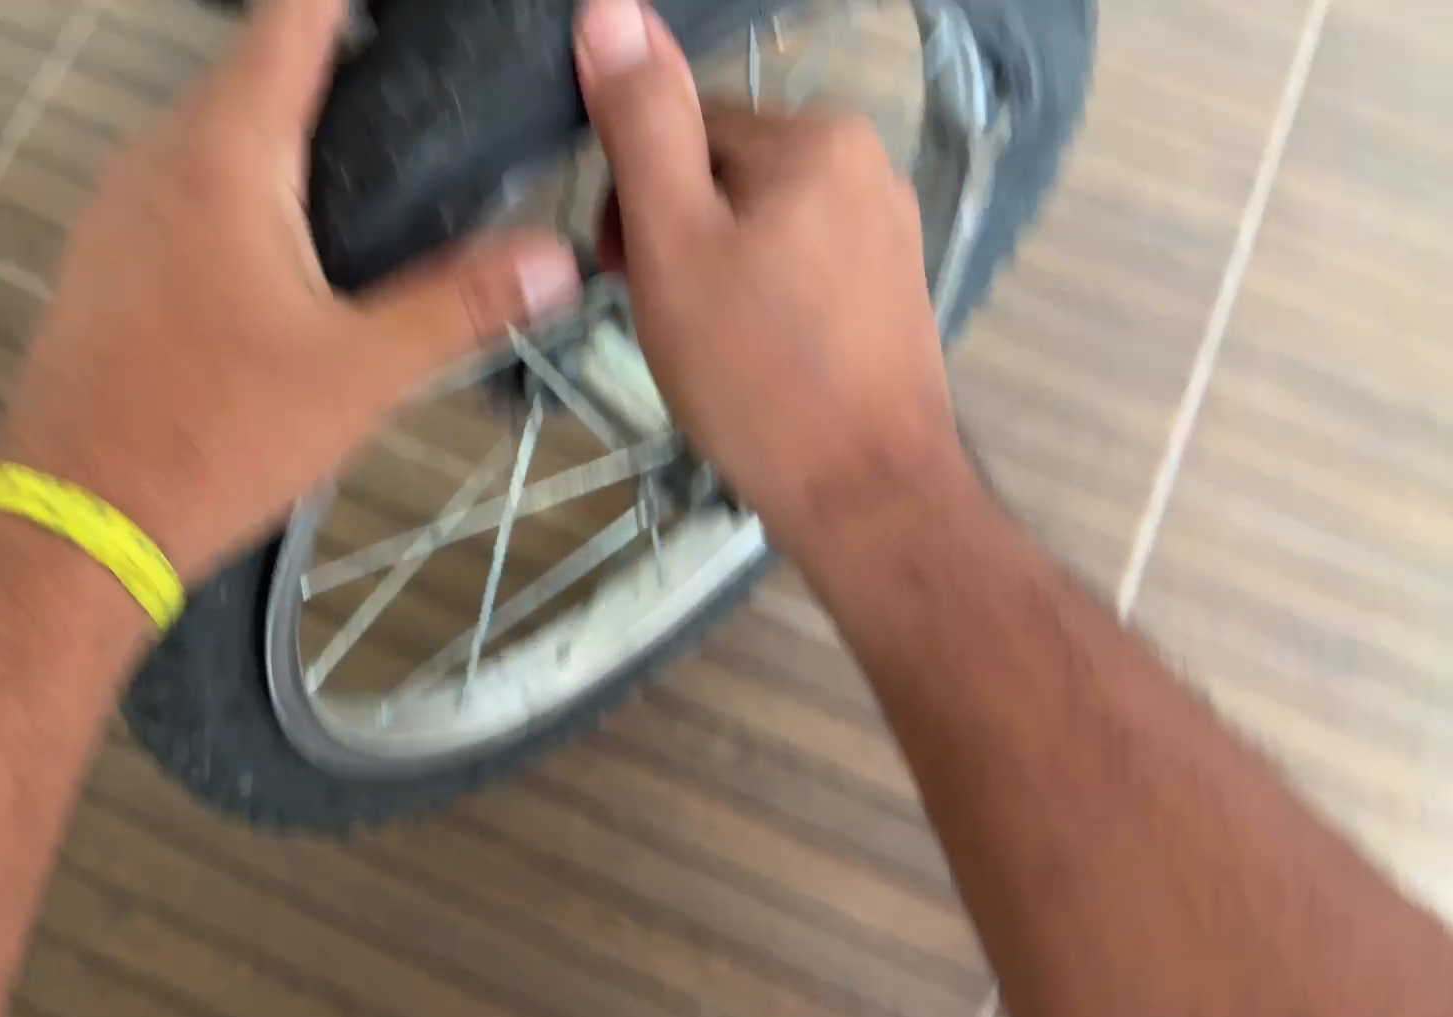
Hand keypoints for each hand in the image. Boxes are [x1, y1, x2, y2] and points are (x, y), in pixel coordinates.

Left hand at [0, 0, 581, 578]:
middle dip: (334, 85)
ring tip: (356, 209)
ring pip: (216, 141)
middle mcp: (155, 158)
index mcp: (225, 157)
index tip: (403, 20)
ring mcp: (117, 209)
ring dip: (285, 152)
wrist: (87, 518)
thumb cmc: (214, 438)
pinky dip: (238, 205)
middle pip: (257, 76)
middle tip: (408, 133)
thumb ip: (460, 307)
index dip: (351, 2)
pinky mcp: (104, 262)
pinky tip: (280, 274)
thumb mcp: (361, 374)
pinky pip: (181, 198)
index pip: (296, 16)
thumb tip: (550, 264)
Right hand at [575, 0, 969, 531]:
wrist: (860, 489)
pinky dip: (757, 299)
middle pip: (723, 176)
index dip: (634, 202)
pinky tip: (750, 356)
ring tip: (703, 346)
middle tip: (662, 319)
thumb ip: (642, 127)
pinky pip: (797, 268)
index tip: (622, 275)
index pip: (684, 130)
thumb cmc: (752, 372)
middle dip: (674, 235)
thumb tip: (607, 9)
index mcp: (811, 138)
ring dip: (711, 269)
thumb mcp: (674, 245)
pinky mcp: (888, 291)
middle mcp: (863, 163)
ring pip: (758, 227)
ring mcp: (886, 230)